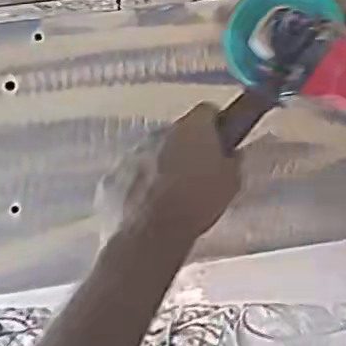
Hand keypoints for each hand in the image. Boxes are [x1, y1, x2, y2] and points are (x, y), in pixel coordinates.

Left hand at [96, 103, 241, 245]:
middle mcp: (161, 132)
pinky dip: (141, 184)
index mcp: (193, 127)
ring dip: (163, 163)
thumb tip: (231, 153)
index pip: (208, 110)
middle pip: (179, 130)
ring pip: (154, 151)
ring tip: (173, 193)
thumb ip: (232, 160)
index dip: (216, 124)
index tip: (220, 141)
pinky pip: (133, 173)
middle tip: (198, 170)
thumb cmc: (198, 202)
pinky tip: (150, 206)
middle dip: (188, 145)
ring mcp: (133, 153)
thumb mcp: (231, 182)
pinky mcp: (113, 177)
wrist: (151, 235)